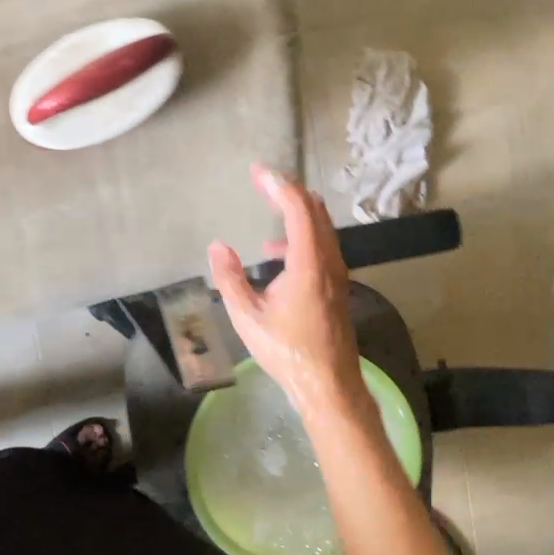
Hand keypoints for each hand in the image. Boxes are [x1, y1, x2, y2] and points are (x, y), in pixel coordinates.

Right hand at [207, 164, 365, 413]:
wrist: (327, 381)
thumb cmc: (286, 350)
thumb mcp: (247, 316)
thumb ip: (230, 279)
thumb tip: (217, 247)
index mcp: (308, 263)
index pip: (298, 209)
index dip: (277, 186)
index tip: (256, 173)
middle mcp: (329, 261)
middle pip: (315, 211)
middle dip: (288, 191)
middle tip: (262, 181)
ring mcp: (336, 273)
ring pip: (322, 228)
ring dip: (296, 212)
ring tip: (269, 207)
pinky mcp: (335, 286)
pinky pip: (321, 246)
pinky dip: (300, 235)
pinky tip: (276, 253)